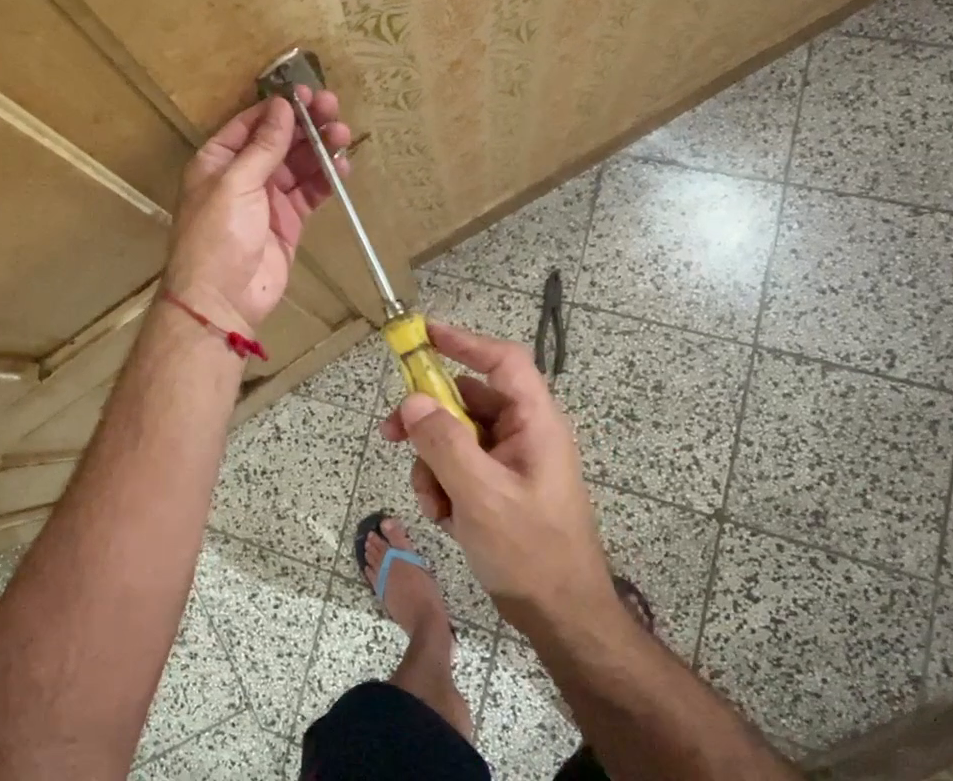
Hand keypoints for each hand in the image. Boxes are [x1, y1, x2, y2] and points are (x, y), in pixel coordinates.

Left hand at [164, 87, 349, 329]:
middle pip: (278, 141)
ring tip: (342, 133)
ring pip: (297, 165)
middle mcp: (241, 176)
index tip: (305, 92)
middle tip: (332, 106)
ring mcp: (266, 200)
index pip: (249, 124)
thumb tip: (281, 106)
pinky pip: (310, 193)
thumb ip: (263, 147)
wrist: (221, 299)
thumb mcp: (236, 184)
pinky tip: (342, 165)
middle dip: (305, 124)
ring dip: (319, 148)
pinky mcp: (288, 222)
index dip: (277, 108)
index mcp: (217, 162)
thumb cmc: (217, 235)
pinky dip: (325, 179)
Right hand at [378, 322, 615, 632]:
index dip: (465, 342)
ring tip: (431, 502)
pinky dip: (444, 486)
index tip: (423, 335)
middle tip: (390, 436)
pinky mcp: (501, 489)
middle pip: (467, 402)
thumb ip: (443, 443)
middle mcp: (525, 435)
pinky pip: (461, 468)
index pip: (503, 362)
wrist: (562, 616)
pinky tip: (443, 518)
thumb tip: (411, 402)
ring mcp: (513, 464)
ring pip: (457, 438)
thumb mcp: (480, 494)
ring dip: (433, 464)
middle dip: (428, 420)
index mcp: (535, 424)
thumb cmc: (531, 550)